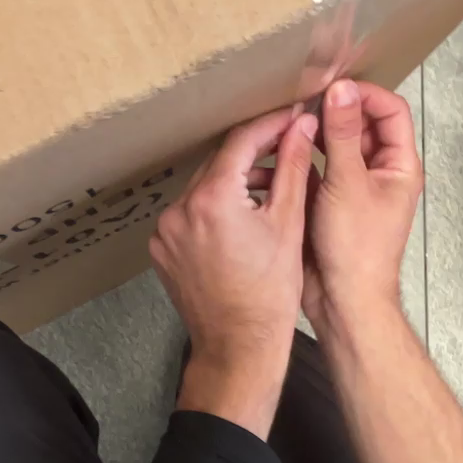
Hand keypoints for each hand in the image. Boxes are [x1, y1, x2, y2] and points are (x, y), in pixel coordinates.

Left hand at [150, 105, 318, 437]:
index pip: (241, 141)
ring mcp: (165, 231)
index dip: (269, 125)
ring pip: (203, 187)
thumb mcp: (289, 224)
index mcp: (213, 199)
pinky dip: (214, 207)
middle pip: (219, 163)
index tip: (291, 117)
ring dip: (234, 182)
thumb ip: (292, 167)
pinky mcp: (162, 248)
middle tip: (286, 148)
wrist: (239, 345)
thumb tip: (301, 125)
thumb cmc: (270, 293)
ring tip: (269, 189)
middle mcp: (179, 210)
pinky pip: (189, 213)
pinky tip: (240, 218)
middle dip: (253, 154)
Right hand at [303, 79, 422, 339]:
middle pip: (362, 125)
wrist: (343, 298)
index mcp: (399, 166)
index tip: (332, 88)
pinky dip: (303, 157)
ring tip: (290, 121)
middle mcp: (379, 172)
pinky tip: (281, 151)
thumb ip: (343, 134)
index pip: (390, 112)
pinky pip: (318, 169)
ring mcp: (353, 187)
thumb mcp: (348, 183)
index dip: (364, 95)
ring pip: (337, 146)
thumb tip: (341, 90)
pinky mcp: (329, 201)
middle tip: (304, 101)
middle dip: (336, 111)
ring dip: (316, 133)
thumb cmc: (356, 249)